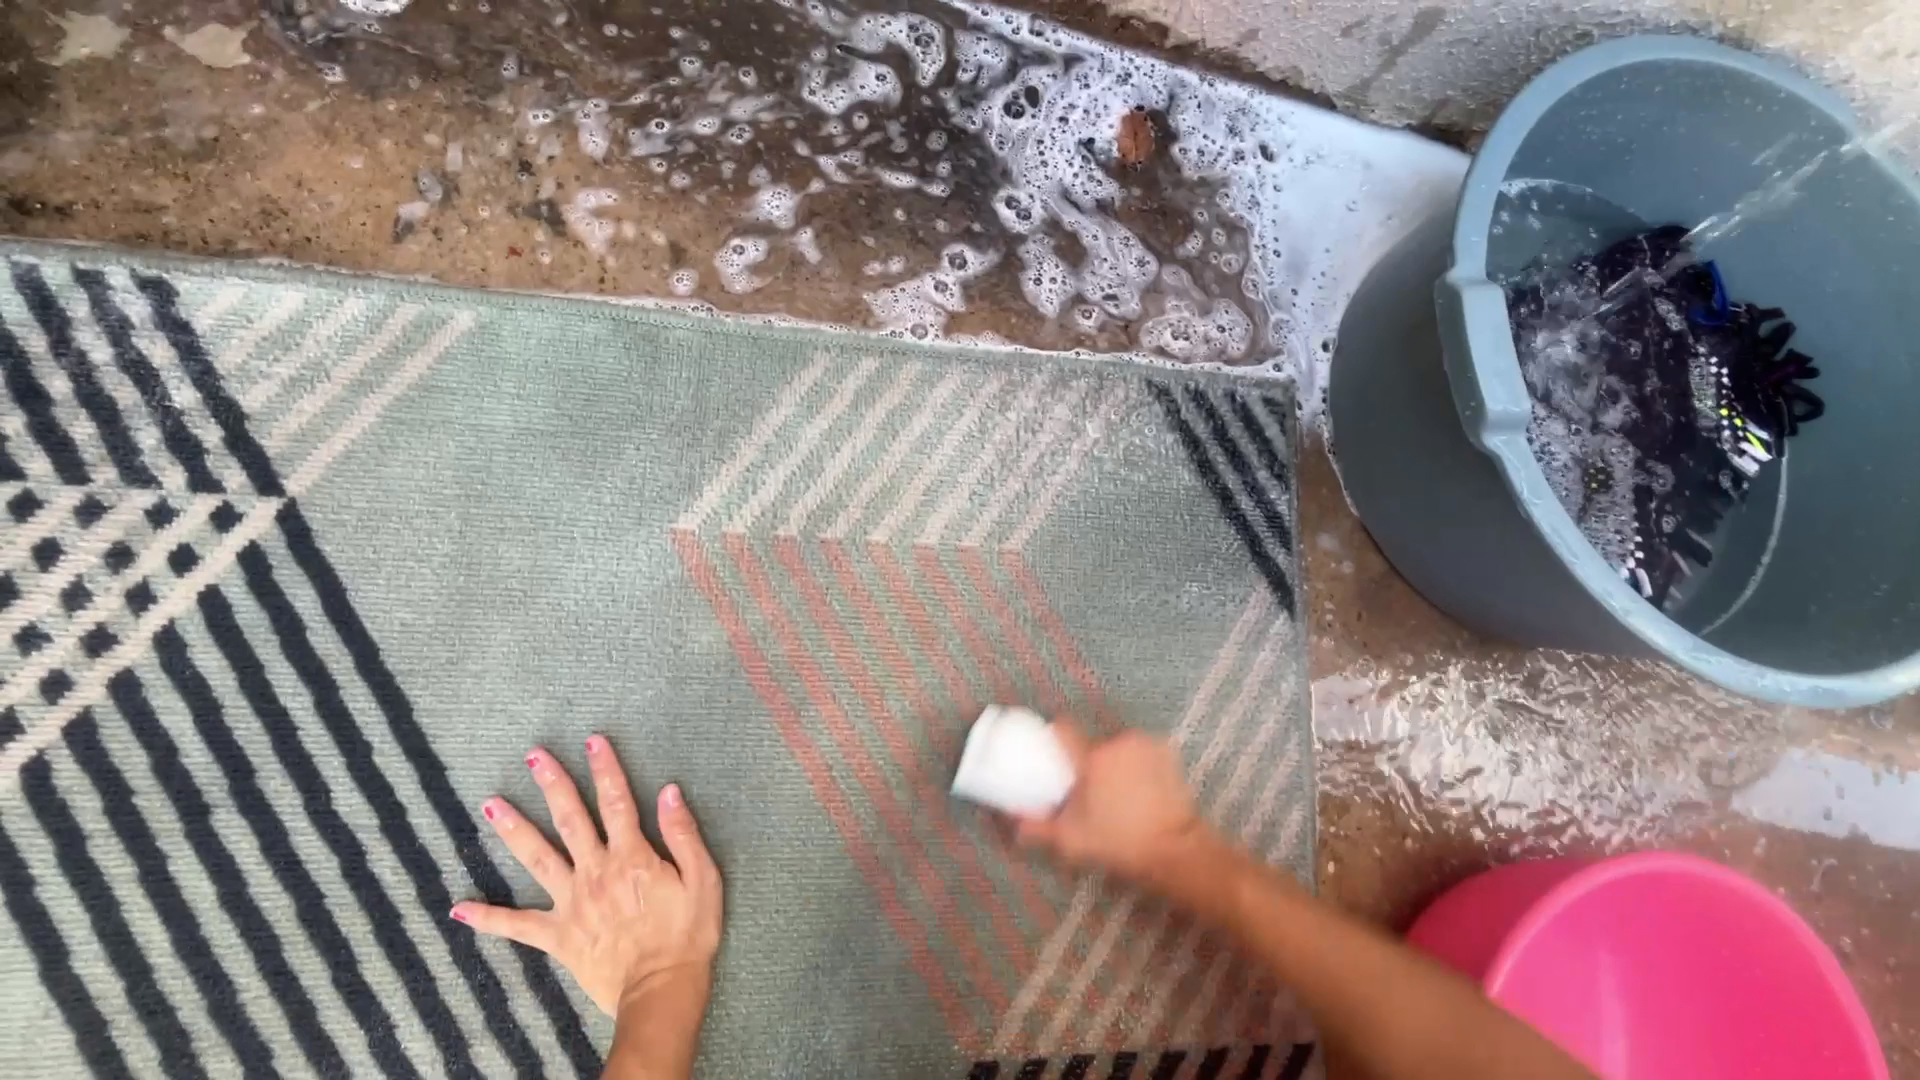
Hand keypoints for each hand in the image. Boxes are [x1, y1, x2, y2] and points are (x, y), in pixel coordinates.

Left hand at [451, 736, 723, 1017]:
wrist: (662, 989)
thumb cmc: (688, 932)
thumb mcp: (703, 878)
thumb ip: (683, 833)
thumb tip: (668, 791)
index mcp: (632, 857)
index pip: (617, 801)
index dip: (605, 768)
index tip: (592, 740)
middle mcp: (596, 872)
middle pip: (570, 820)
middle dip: (553, 784)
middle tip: (533, 755)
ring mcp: (571, 904)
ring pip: (537, 859)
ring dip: (514, 830)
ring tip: (491, 804)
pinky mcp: (557, 937)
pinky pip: (517, 926)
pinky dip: (487, 918)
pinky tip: (458, 909)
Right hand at [1013, 722, 1213, 884]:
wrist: (1175, 850)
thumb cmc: (1119, 844)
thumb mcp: (1072, 841)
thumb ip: (1038, 828)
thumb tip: (1015, 821)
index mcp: (1092, 758)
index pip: (1064, 727)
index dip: (1056, 735)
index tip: (1054, 751)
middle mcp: (1118, 742)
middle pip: (1093, 740)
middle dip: (1089, 758)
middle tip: (1090, 786)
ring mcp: (1145, 744)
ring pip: (1118, 744)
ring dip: (1114, 759)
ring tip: (1118, 789)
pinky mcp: (1167, 750)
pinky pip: (1141, 748)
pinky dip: (1137, 760)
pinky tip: (1140, 784)